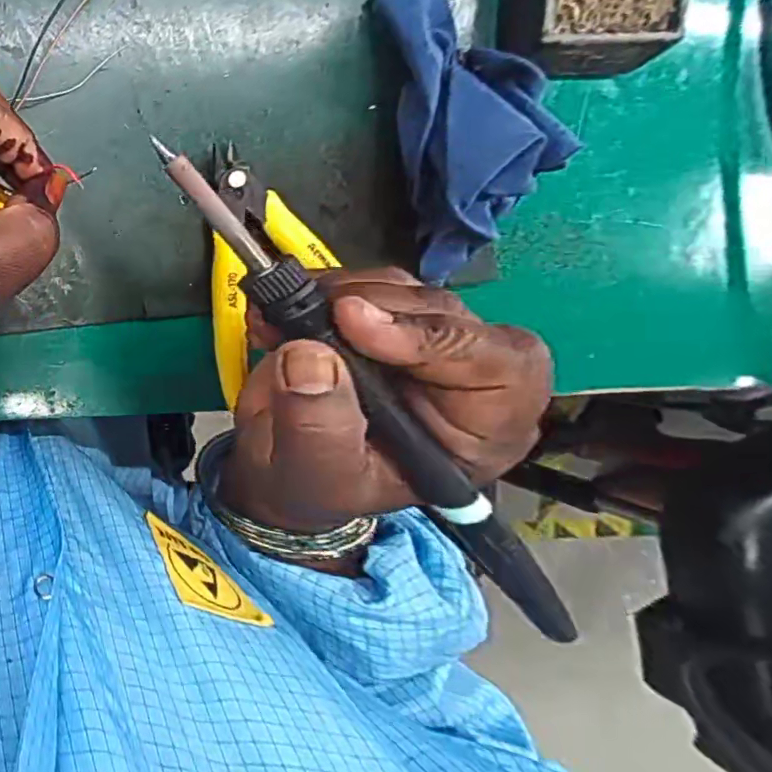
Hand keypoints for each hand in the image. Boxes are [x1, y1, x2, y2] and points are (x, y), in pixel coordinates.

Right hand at [220, 268, 552, 535]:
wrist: (275, 470)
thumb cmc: (309, 485)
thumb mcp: (313, 474)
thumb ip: (317, 426)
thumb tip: (309, 356)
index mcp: (478, 431)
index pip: (496, 367)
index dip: (431, 336)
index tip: (354, 322)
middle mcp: (462, 380)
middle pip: (448, 317)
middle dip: (376, 308)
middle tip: (310, 313)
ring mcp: (417, 346)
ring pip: (405, 293)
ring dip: (340, 293)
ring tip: (281, 314)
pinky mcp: (374, 322)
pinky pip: (361, 286)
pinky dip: (316, 289)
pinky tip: (281, 310)